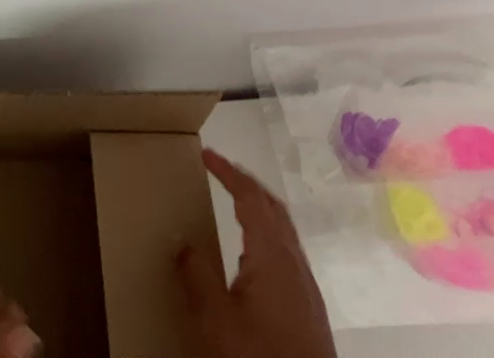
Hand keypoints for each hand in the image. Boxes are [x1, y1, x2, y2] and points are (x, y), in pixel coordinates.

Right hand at [176, 149, 336, 357]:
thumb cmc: (257, 355)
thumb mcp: (214, 319)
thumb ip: (197, 276)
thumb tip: (184, 243)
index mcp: (271, 255)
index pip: (250, 198)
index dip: (228, 172)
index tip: (206, 155)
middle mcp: (294, 262)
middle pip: (273, 208)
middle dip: (247, 184)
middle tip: (220, 171)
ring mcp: (305, 286)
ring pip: (283, 231)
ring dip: (259, 208)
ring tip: (232, 204)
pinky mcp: (308, 308)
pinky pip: (286, 251)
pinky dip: (265, 233)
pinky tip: (250, 256)